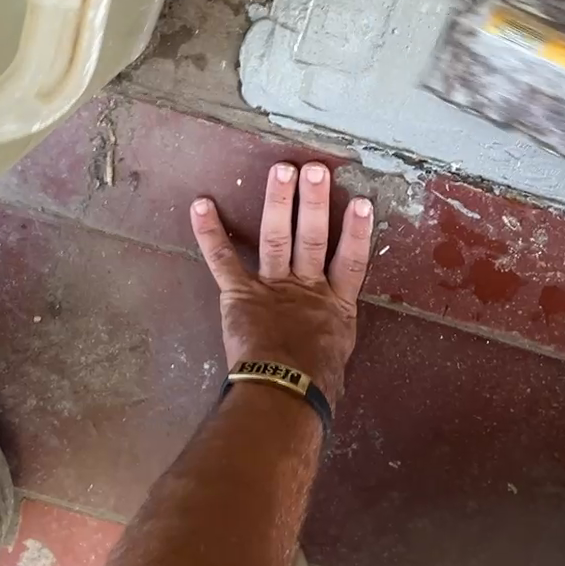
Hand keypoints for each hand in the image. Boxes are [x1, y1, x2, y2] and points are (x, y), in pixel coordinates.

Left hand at [188, 161, 371, 406]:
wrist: (283, 396)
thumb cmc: (314, 385)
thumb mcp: (334, 356)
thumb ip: (332, 334)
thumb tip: (329, 340)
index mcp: (335, 304)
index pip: (351, 261)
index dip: (357, 232)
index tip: (363, 202)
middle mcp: (307, 287)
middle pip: (313, 238)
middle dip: (314, 203)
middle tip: (315, 170)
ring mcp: (273, 287)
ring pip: (277, 238)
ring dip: (278, 202)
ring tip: (281, 170)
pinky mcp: (240, 295)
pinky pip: (223, 261)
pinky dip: (210, 233)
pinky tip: (201, 204)